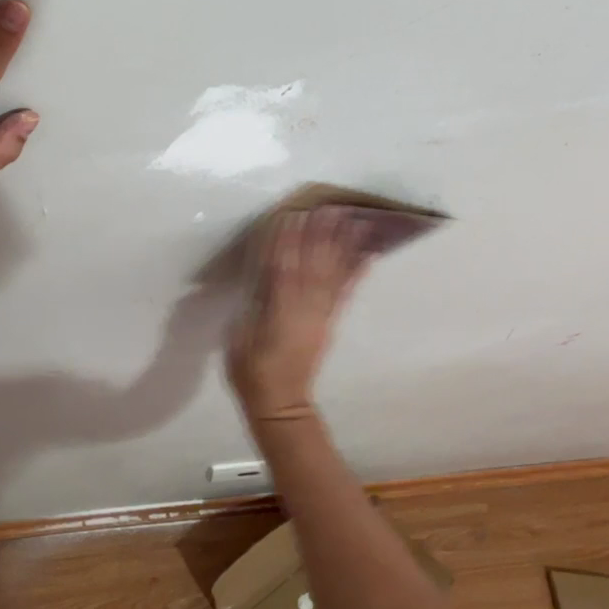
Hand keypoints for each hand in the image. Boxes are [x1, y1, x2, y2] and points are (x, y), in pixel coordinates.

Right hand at [227, 207, 377, 422]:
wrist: (279, 402)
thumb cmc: (250, 368)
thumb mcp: (240, 334)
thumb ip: (254, 302)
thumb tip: (262, 272)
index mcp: (277, 312)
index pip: (282, 267)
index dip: (287, 240)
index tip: (292, 213)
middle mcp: (303, 309)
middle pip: (312, 265)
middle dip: (320, 234)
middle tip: (330, 206)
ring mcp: (320, 315)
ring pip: (332, 274)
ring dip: (342, 245)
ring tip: (353, 220)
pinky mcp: (330, 322)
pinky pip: (345, 294)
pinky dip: (357, 273)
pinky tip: (367, 255)